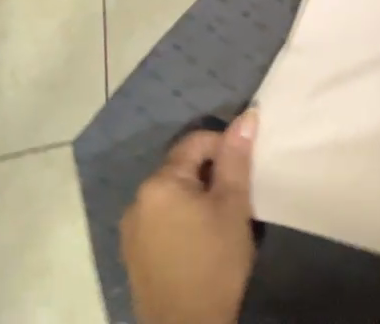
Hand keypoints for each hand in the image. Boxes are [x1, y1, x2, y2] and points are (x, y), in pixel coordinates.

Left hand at [120, 109, 259, 323]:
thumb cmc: (215, 264)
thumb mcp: (233, 206)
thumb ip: (236, 158)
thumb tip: (247, 115)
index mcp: (160, 183)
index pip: (196, 142)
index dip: (225, 148)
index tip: (245, 173)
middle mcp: (137, 199)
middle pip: (181, 167)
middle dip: (210, 174)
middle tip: (236, 199)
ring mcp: (131, 229)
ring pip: (172, 194)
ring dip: (196, 197)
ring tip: (220, 222)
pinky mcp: (133, 254)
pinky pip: (161, 219)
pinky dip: (181, 219)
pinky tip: (200, 243)